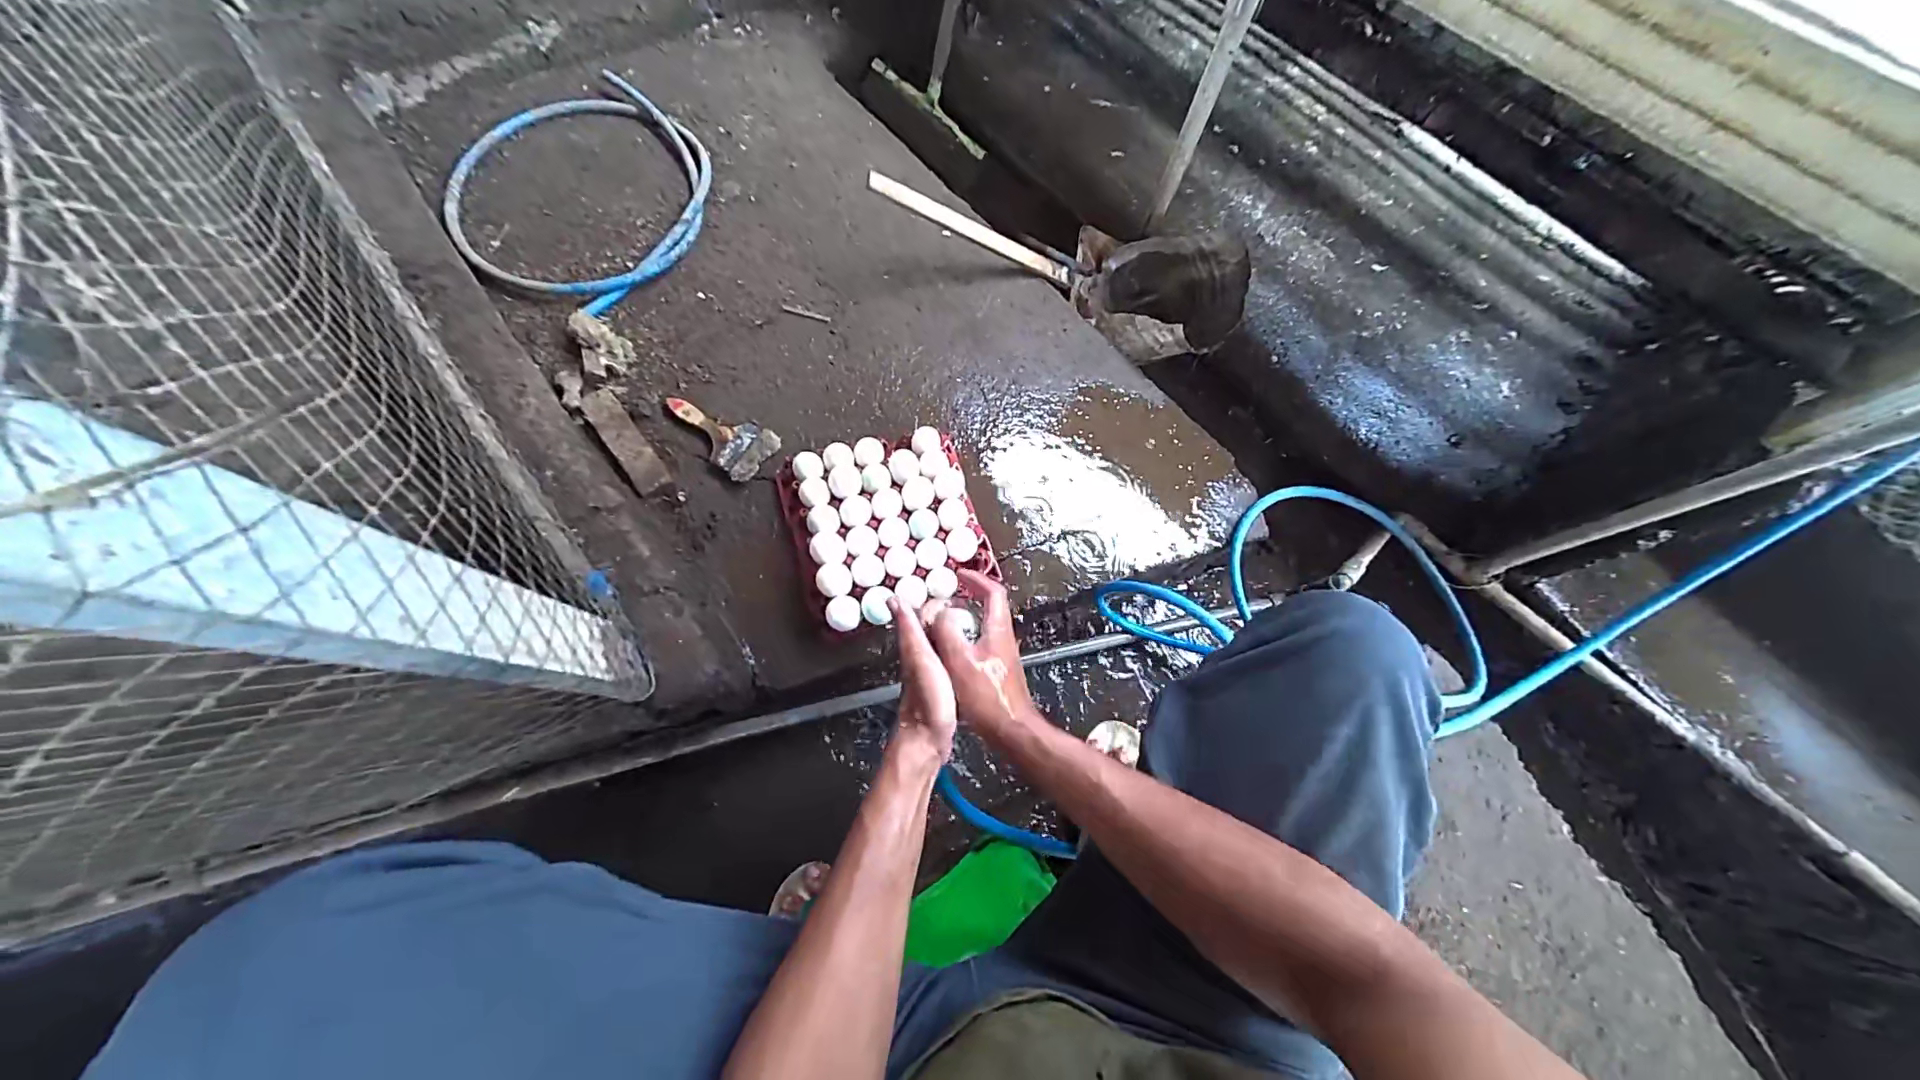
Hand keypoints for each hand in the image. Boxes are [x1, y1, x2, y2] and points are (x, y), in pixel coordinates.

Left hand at [890, 597, 956, 768]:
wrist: (928, 740)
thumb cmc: (927, 699)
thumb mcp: (920, 658)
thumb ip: (909, 629)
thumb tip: (893, 597)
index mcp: (915, 647)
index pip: (922, 616)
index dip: (934, 602)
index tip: (950, 588)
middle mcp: (921, 658)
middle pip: (932, 629)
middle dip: (945, 615)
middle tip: (963, 601)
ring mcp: (931, 673)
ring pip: (939, 645)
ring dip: (950, 632)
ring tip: (967, 621)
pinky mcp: (942, 687)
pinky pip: (948, 661)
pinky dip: (955, 651)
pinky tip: (965, 652)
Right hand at [922, 569, 1039, 743]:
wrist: (1011, 730)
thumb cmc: (988, 699)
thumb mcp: (960, 661)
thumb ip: (947, 632)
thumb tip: (937, 612)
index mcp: (998, 630)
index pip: (993, 592)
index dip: (977, 579)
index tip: (959, 575)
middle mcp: (1003, 638)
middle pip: (988, 607)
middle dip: (966, 597)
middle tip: (945, 596)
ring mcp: (1001, 655)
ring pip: (982, 626)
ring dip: (963, 618)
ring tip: (940, 619)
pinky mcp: (996, 670)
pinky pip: (978, 643)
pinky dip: (963, 638)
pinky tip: (947, 650)